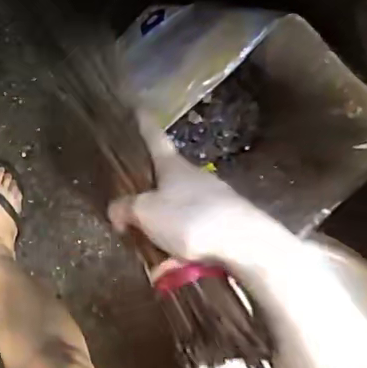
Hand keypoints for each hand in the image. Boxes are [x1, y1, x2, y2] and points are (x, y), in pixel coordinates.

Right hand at [107, 126, 297, 270]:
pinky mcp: (230, 223)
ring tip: (153, 242)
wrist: (249, 247)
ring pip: (183, 204)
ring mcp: (218, 199)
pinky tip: (177, 258)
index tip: (138, 109)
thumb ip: (125, 209)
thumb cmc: (191, 220)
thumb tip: (117, 211)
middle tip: (133, 201)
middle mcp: (197, 177)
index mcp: (174, 167)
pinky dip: (184, 239)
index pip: (154, 140)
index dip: (144, 126)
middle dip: (152, 187)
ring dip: (168, 219)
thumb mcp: (145, 214)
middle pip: (169, 175)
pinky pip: (197, 227)